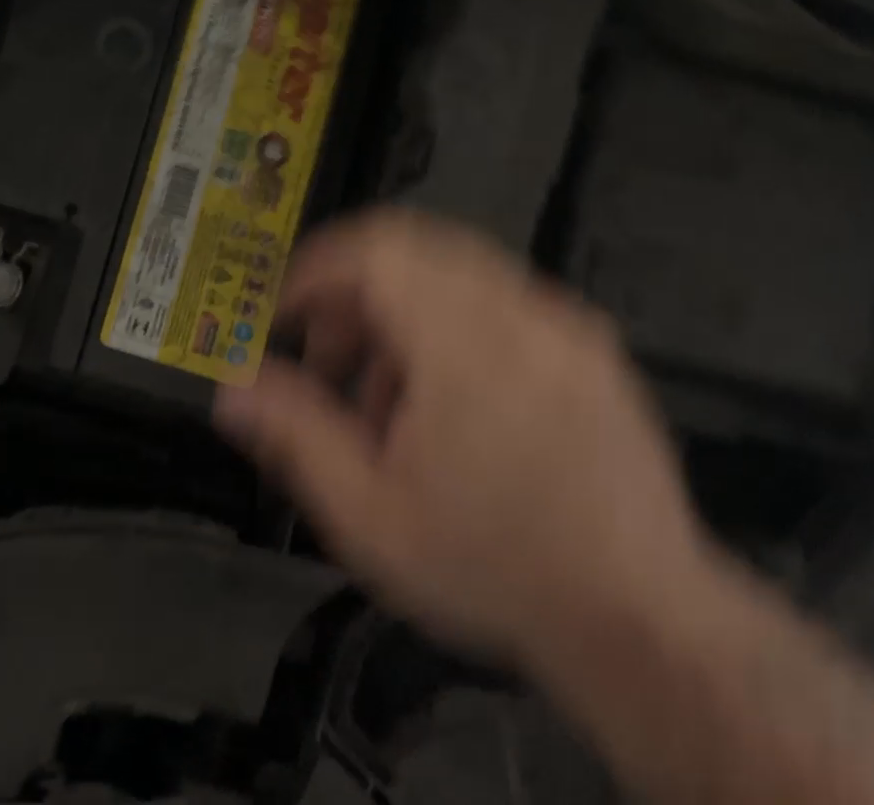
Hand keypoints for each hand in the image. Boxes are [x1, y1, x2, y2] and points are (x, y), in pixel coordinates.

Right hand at [215, 210, 710, 660]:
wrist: (641, 622)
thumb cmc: (491, 567)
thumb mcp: (367, 513)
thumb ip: (293, 434)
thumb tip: (233, 389)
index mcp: (465, 344)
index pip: (375, 251)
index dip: (313, 272)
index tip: (282, 318)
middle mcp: (525, 316)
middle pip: (413, 254)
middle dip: (351, 300)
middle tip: (326, 368)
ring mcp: (569, 332)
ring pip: (456, 279)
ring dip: (398, 320)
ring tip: (384, 407)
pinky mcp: (594, 357)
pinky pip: (503, 308)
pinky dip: (450, 334)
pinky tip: (447, 413)